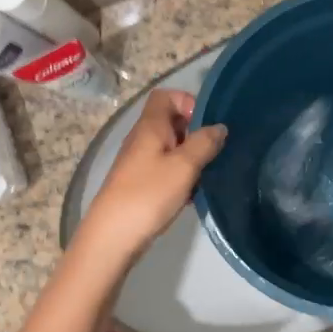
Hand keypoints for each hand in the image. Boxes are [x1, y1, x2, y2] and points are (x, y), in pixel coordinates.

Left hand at [78, 90, 226, 261]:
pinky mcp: (139, 184)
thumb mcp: (184, 166)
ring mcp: (139, 162)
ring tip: (205, 177)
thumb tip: (219, 127)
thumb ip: (204, 142)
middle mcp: (141, 139)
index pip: (166, 96)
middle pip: (170, 122)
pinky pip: (165, 170)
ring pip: (170, 149)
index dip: (188, 102)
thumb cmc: (149, 194)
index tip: (206, 125)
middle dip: (195, 134)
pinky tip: (191, 195)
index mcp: (150, 126)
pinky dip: (180, 177)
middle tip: (211, 154)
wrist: (113, 235)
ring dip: (190, 158)